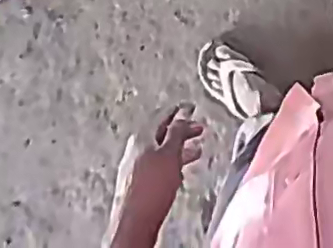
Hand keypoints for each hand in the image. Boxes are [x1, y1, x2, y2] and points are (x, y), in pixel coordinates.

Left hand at [105, 104, 204, 247]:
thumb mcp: (170, 154)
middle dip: (182, 133)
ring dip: (180, 151)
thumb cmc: (152, 187)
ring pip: (161, 153)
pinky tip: (180, 173)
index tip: (191, 106)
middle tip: (199, 130)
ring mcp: (134, 169)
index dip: (179, 111)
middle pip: (162, 135)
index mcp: (141, 138)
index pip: (162, 117)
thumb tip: (183, 114)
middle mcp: (135, 150)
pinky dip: (171, 166)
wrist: (134, 226)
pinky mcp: (137, 187)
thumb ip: (177, 132)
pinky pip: (157, 168)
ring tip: (197, 152)